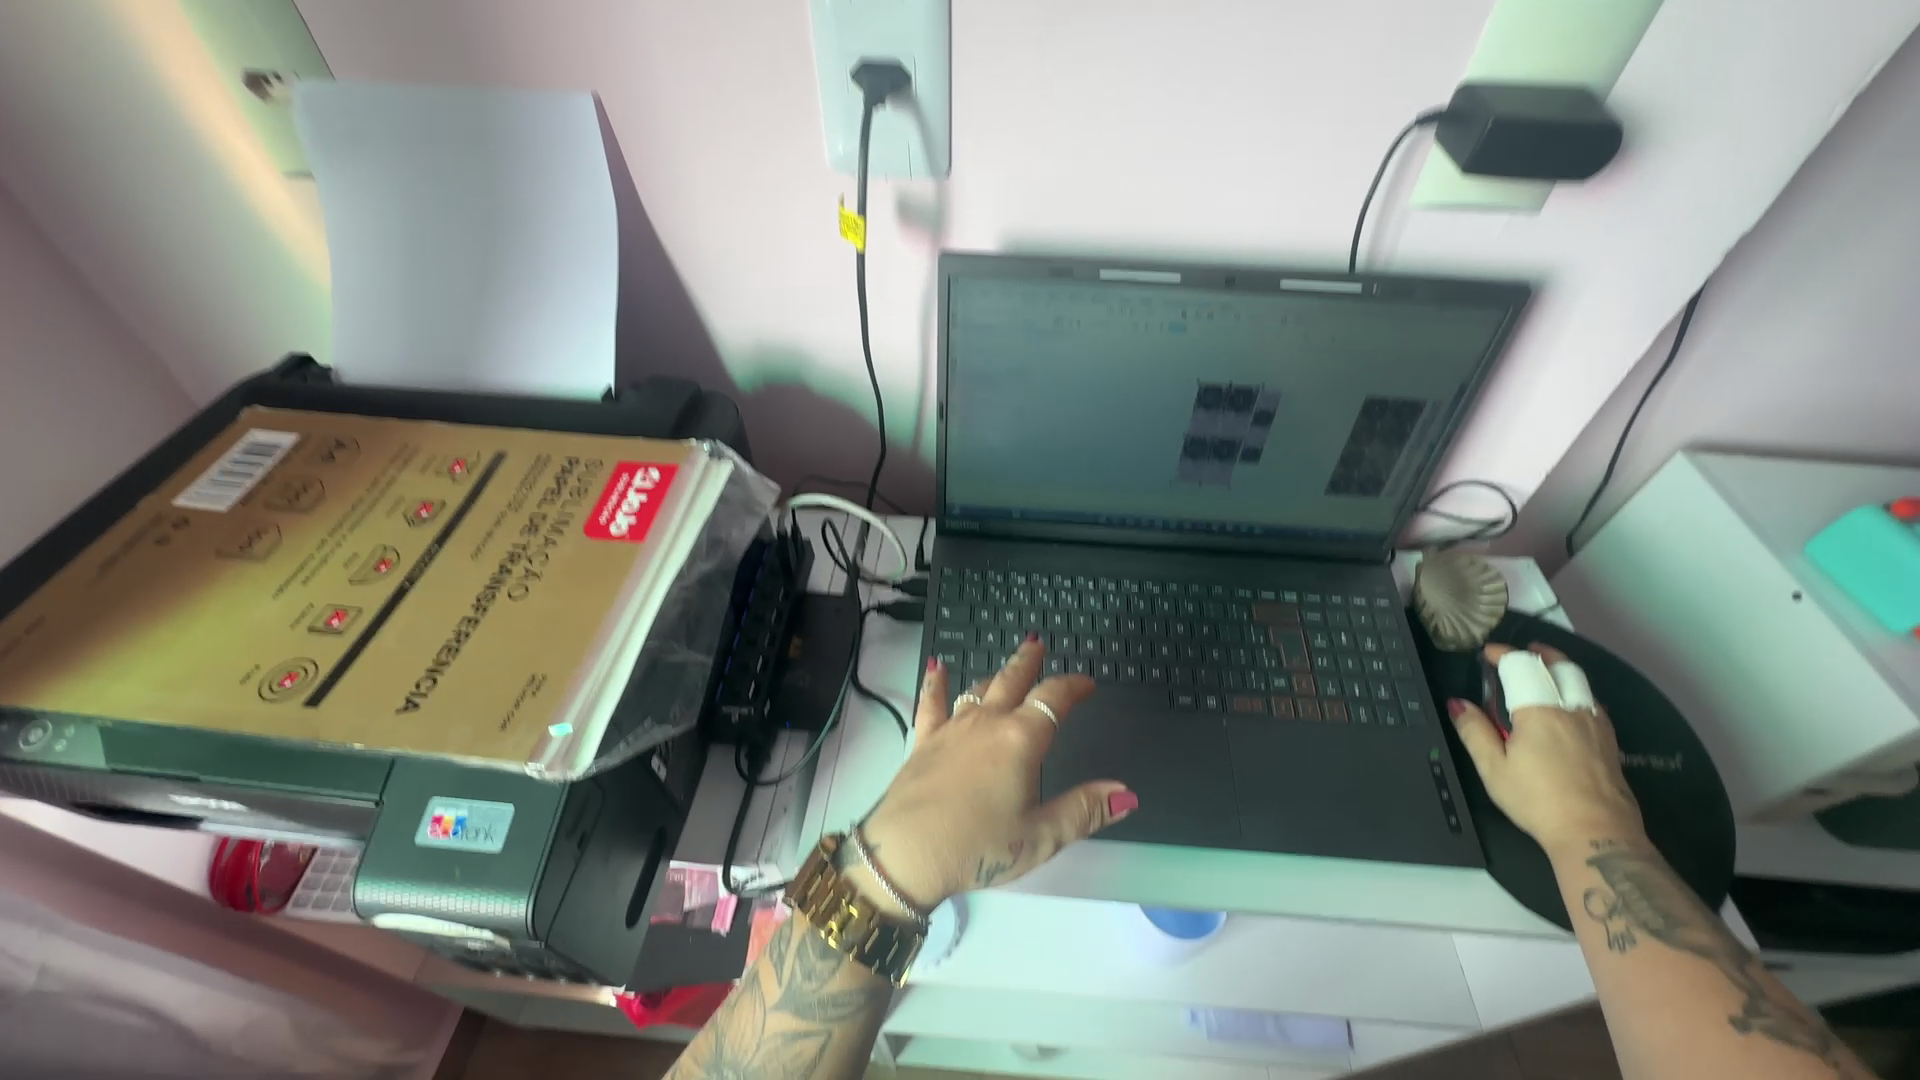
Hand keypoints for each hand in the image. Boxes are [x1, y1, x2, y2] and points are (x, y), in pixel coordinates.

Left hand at [849, 637, 1135, 915]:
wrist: (905, 854)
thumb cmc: (977, 847)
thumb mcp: (1041, 837)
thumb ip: (1085, 811)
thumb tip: (1126, 794)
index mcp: (1021, 740)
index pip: (1054, 699)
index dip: (1073, 686)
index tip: (1086, 683)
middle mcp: (986, 723)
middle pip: (1012, 680)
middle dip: (1029, 661)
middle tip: (1038, 644)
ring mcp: (951, 728)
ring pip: (978, 688)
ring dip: (995, 672)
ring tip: (1005, 664)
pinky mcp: (923, 741)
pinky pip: (932, 702)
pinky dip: (936, 682)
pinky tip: (937, 667)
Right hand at [1447, 643, 1644, 857]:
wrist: (1595, 833)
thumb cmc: (1537, 800)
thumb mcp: (1492, 768)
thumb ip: (1474, 730)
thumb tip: (1457, 703)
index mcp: (1539, 712)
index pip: (1521, 668)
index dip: (1503, 654)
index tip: (1487, 652)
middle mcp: (1572, 711)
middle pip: (1561, 667)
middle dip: (1540, 654)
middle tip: (1523, 651)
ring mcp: (1596, 726)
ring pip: (1582, 684)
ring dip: (1561, 670)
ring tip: (1546, 671)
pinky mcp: (1610, 743)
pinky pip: (1593, 704)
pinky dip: (1578, 692)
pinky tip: (1570, 706)